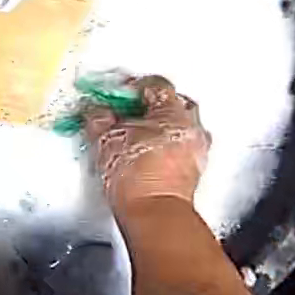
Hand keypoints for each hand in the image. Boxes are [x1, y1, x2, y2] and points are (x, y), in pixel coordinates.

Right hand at [82, 75, 210, 218]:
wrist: (151, 209)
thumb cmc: (133, 172)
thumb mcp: (105, 140)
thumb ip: (99, 119)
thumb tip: (96, 110)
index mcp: (173, 111)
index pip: (157, 85)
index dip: (134, 86)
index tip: (119, 93)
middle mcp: (192, 126)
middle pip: (175, 103)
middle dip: (153, 105)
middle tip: (129, 111)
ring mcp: (197, 148)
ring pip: (182, 125)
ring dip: (162, 125)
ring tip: (139, 134)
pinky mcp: (195, 168)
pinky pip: (182, 145)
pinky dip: (167, 144)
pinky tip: (148, 152)